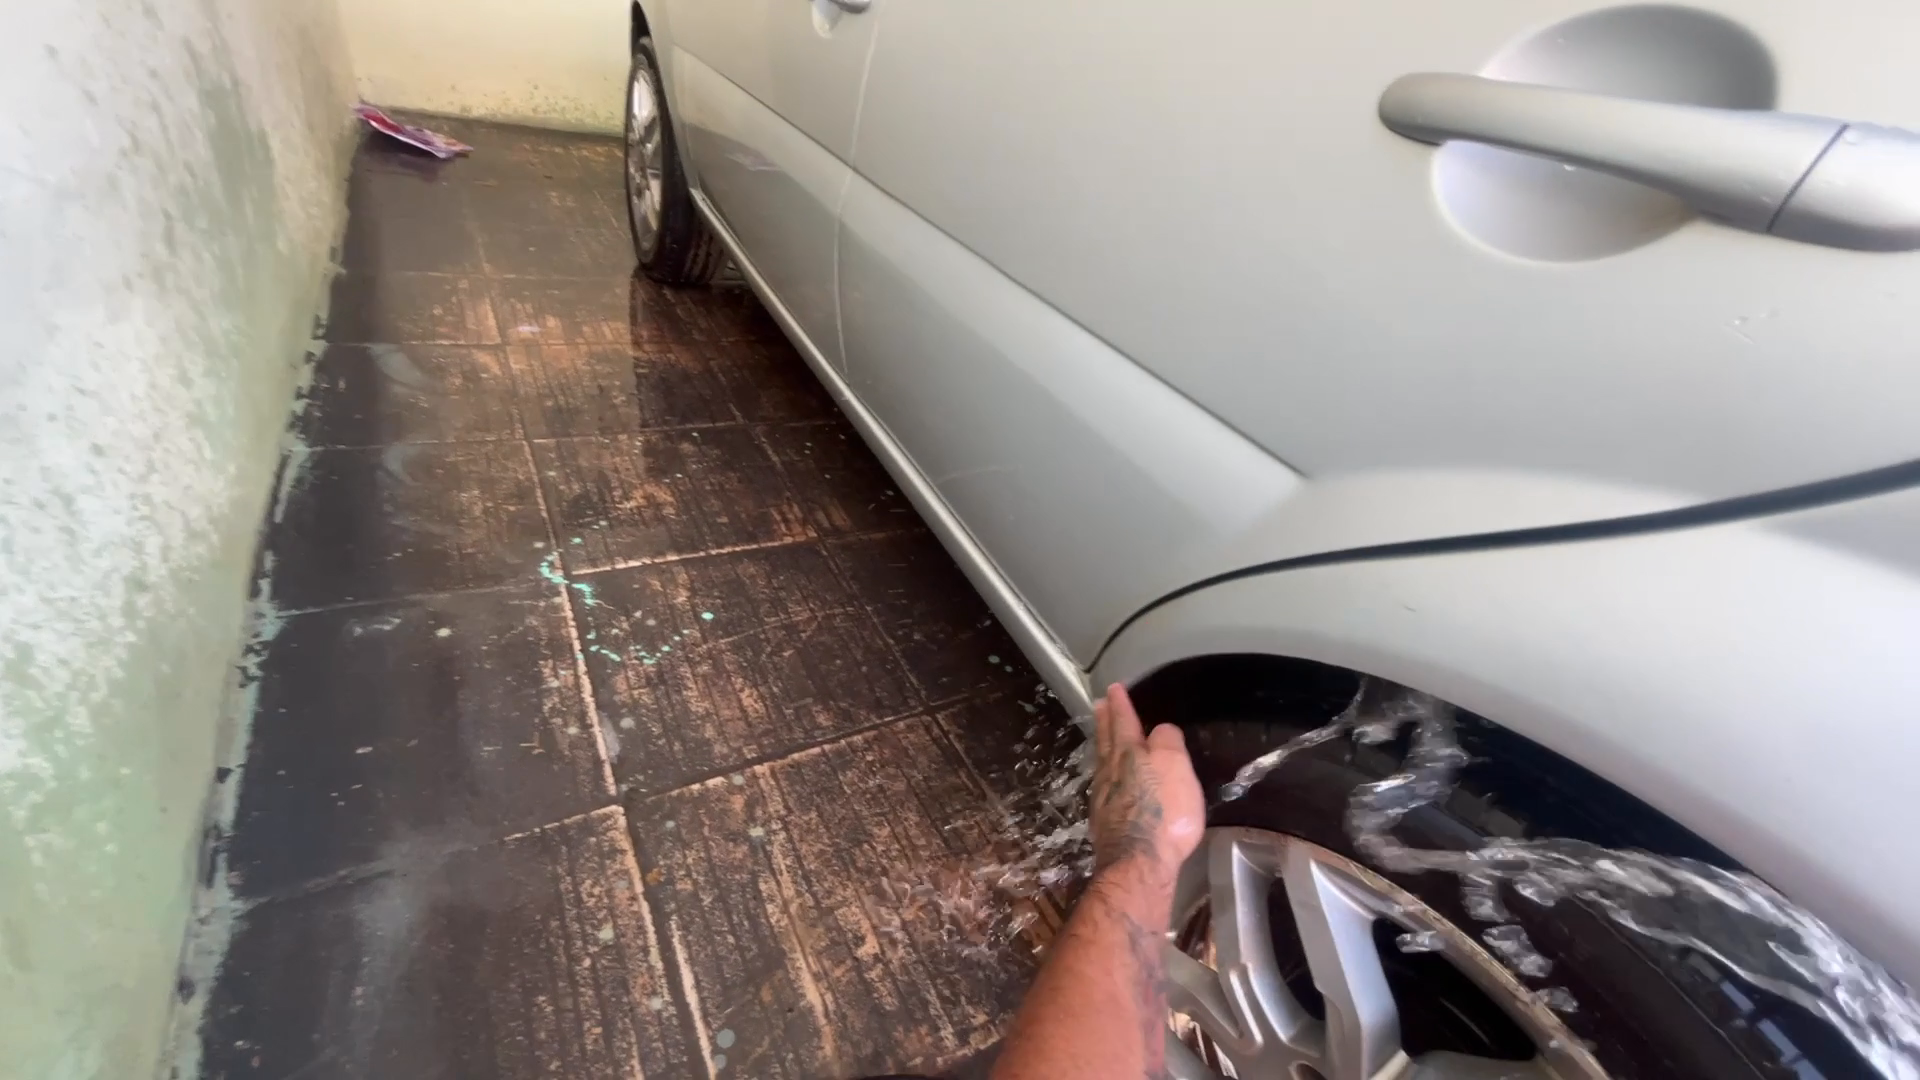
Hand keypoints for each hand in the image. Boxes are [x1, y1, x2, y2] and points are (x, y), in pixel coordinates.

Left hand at [1089, 683, 1204, 880]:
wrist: (1138, 861)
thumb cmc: (1163, 812)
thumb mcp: (1176, 767)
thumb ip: (1168, 742)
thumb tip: (1160, 730)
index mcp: (1128, 753)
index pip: (1124, 720)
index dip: (1121, 703)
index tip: (1114, 688)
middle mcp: (1110, 770)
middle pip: (1107, 739)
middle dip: (1105, 720)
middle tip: (1099, 704)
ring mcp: (1104, 795)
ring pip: (1102, 761)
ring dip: (1102, 744)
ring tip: (1102, 735)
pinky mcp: (1105, 819)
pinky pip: (1104, 784)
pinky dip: (1106, 773)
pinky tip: (1107, 779)